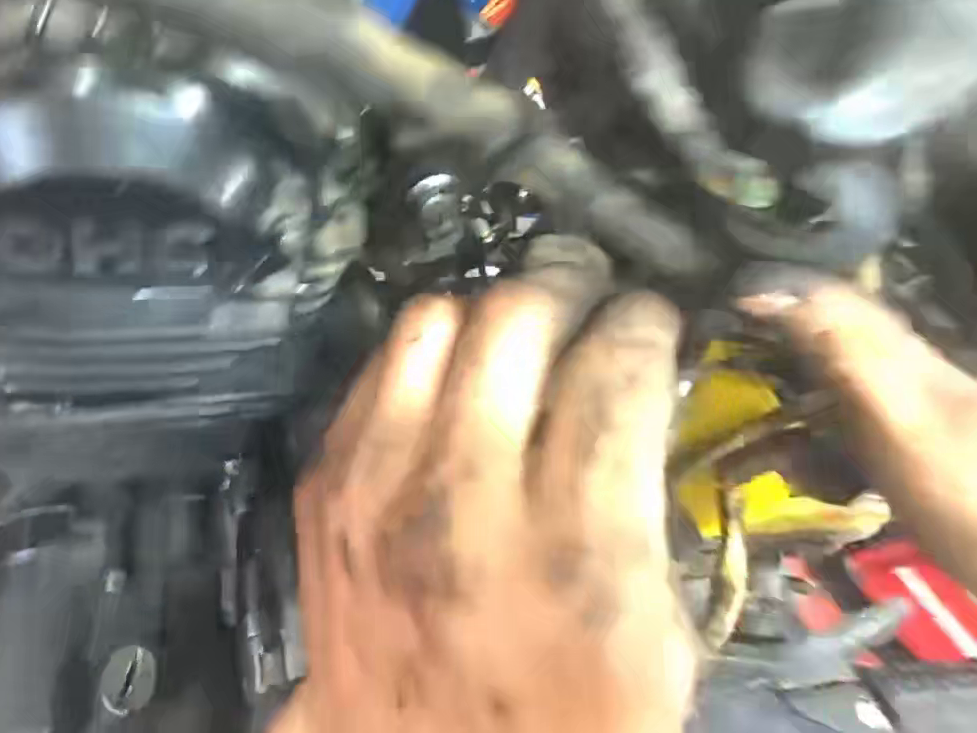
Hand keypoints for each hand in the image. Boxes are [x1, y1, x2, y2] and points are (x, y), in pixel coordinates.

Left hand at [279, 238, 696, 732]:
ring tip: (519, 320)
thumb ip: (642, 489)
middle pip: (511, 323)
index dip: (639, 322)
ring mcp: (372, 478)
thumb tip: (630, 371)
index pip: (610, 379)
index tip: (647, 310)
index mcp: (575, 556)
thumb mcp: (653, 630)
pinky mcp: (323, 471)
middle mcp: (462, 499)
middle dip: (563, 286)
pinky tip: (456, 367)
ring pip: (432, 320)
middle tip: (585, 289)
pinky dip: (428, 349)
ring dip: (487, 306)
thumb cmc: (561, 718)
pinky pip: (379, 362)